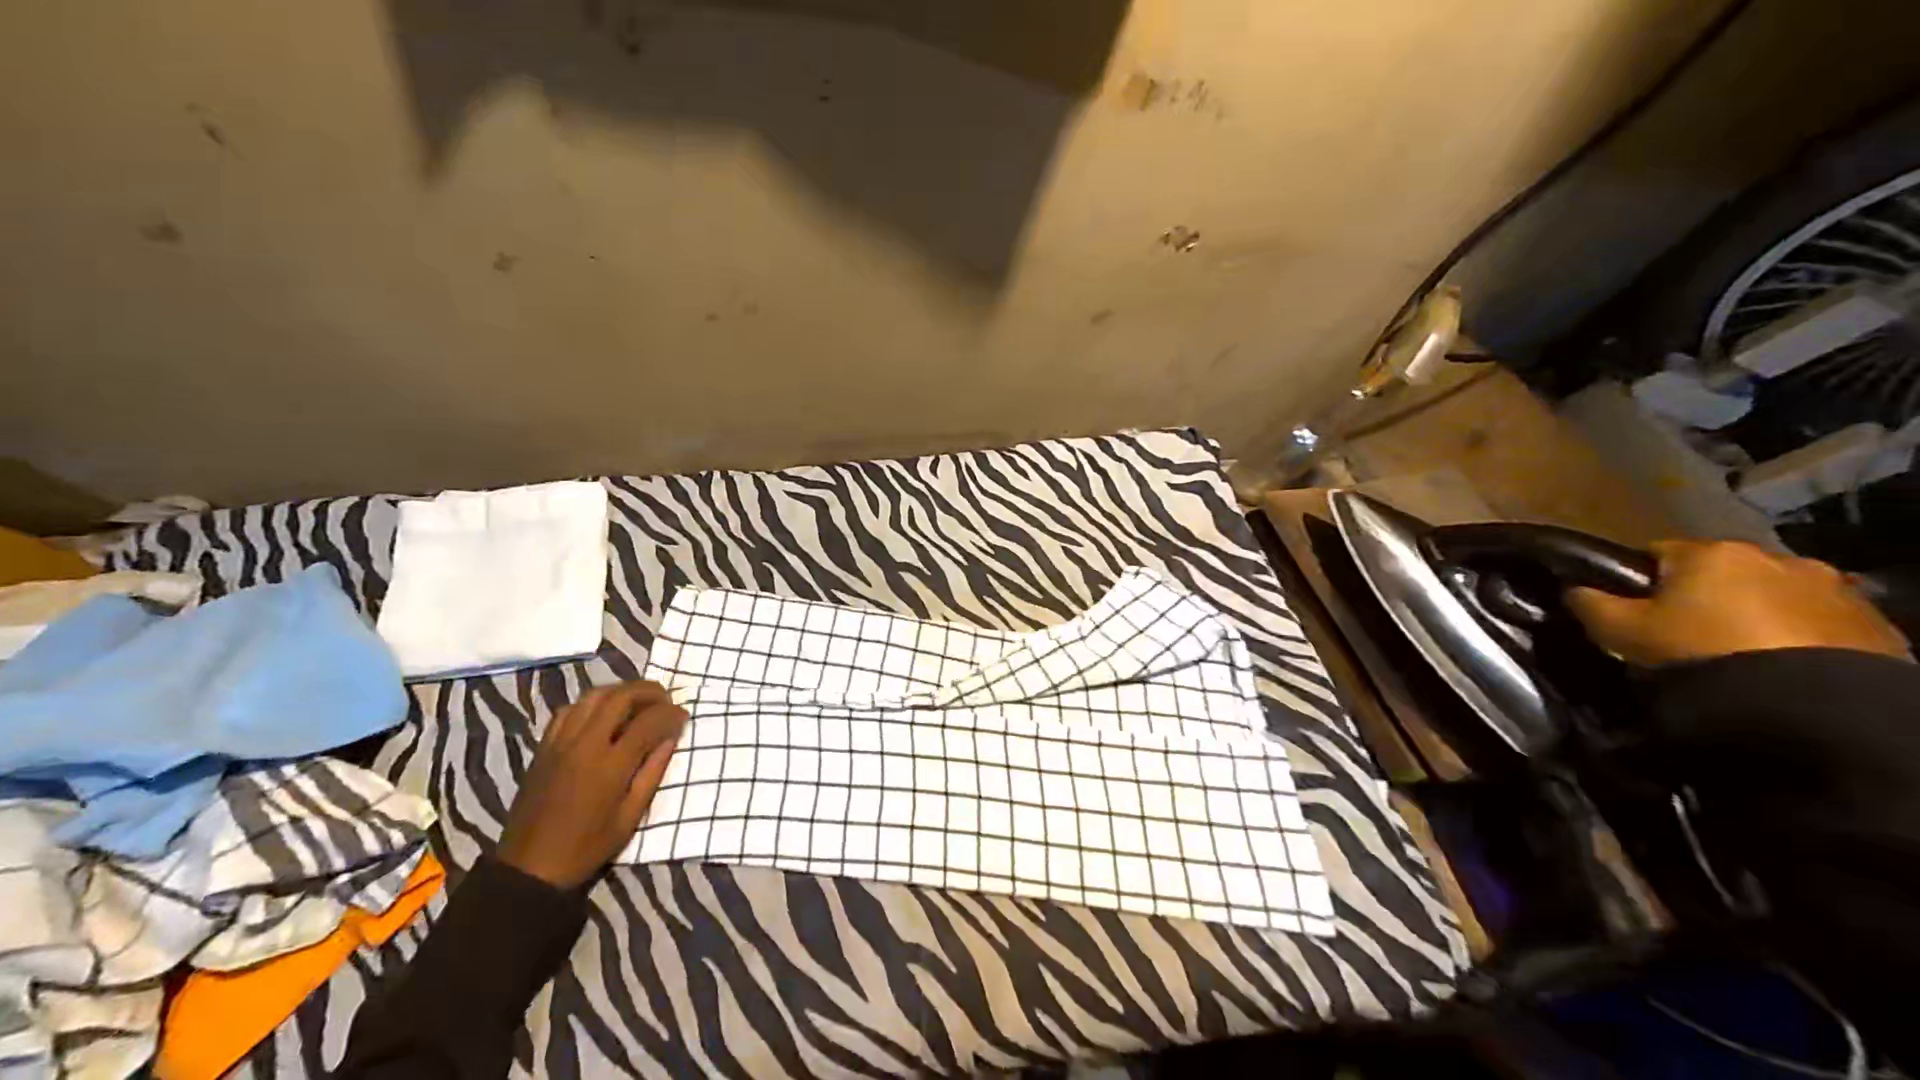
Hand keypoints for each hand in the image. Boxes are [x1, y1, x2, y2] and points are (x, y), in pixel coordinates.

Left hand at [496, 681, 687, 888]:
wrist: (530, 866)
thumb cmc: (587, 846)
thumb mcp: (630, 816)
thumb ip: (653, 772)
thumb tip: (670, 738)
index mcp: (610, 765)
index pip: (648, 721)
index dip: (671, 714)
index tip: (683, 717)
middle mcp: (585, 745)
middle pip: (621, 697)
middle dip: (649, 691)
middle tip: (665, 700)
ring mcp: (561, 742)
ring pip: (593, 696)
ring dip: (621, 691)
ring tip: (638, 702)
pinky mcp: (544, 747)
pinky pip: (569, 710)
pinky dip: (591, 703)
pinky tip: (602, 714)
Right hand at [1566, 539, 1911, 667]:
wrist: (1809, 703)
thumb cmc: (1697, 651)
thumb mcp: (1618, 631)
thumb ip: (1588, 602)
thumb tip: (1574, 588)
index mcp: (1710, 552)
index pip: (1655, 553)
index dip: (1639, 582)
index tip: (1635, 612)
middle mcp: (1773, 556)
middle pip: (1718, 572)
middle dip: (1703, 595)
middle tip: (1685, 635)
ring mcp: (1831, 586)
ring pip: (1770, 593)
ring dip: (1754, 612)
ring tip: (1740, 651)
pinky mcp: (1870, 620)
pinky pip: (1816, 620)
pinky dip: (1796, 633)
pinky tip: (1782, 662)